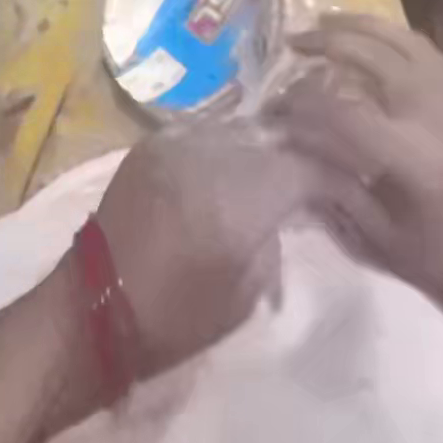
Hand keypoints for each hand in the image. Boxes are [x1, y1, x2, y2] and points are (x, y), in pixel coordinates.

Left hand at [95, 120, 354, 375]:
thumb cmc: (175, 316)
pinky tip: (235, 158)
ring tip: (281, 158)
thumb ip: (273, 235)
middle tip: (320, 167)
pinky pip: (201, 130)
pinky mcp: (149, 143)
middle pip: (271, 137)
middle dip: (301, 151)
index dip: (332, 178)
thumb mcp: (246, 292)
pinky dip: (225, 142)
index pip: (302, 168)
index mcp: (234, 201)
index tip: (348, 190)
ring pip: (236, 126)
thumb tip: (283, 206)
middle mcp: (205, 158)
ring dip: (263, 143)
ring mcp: (172, 144)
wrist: (94, 305)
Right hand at [270, 13, 442, 342]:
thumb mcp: (382, 237)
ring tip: (326, 19)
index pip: (345, 112)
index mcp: (413, 158)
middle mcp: (432, 119)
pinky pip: (426, 54)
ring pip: (406, 44)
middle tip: (292, 43)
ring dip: (363, 25)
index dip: (302, 105)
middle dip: (330, 43)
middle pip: (378, 59)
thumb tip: (291, 149)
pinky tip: (370, 35)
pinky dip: (394, 35)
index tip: (272, 108)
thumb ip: (334, 187)